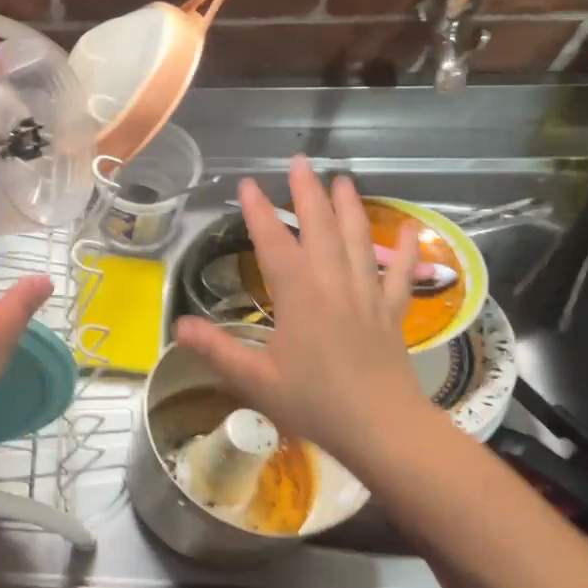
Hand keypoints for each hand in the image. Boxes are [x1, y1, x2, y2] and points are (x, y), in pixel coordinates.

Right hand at [173, 156, 432, 469]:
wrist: (380, 426)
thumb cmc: (314, 404)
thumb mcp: (255, 381)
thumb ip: (218, 350)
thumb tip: (179, 327)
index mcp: (299, 298)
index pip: (275, 244)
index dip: (260, 213)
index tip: (248, 184)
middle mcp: (335, 286)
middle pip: (321, 229)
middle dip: (307, 194)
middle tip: (300, 161)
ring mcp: (367, 297)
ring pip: (359, 241)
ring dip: (349, 208)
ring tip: (342, 179)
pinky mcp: (390, 314)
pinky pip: (398, 273)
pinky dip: (404, 248)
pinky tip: (407, 227)